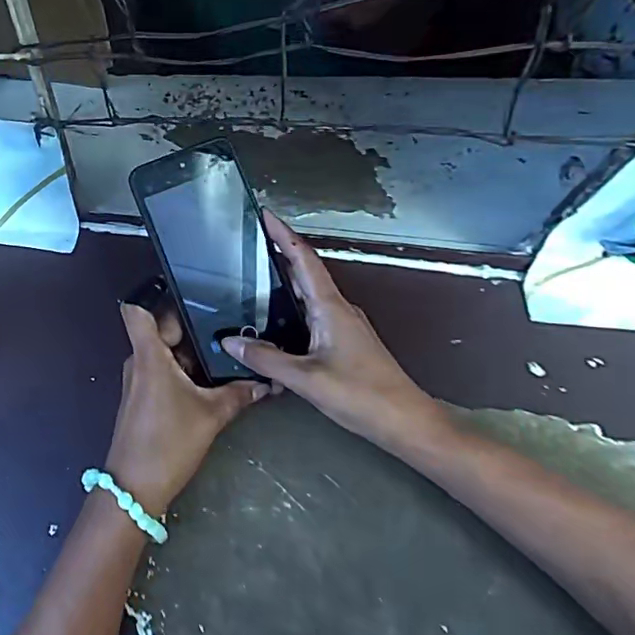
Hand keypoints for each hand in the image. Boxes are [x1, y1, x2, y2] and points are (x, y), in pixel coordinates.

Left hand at [105, 302, 266, 513]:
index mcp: (149, 355)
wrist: (136, 488)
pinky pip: (164, 370)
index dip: (154, 293)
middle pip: (160, 329)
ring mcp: (140, 380)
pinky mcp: (145, 397)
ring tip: (228, 342)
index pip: (137, 310)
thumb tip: (267, 382)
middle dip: (191, 323)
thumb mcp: (211, 415)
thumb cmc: (168, 443)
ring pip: (165, 351)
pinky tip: (214, 374)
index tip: (186, 289)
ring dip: (191, 349)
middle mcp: (140, 361)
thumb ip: (239, 394)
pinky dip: (185, 368)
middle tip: (227, 316)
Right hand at [222, 213, 441, 446]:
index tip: (264, 214)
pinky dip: (293, 309)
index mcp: (330, 307)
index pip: (303, 259)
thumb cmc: (360, 394)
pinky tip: (277, 324)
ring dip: (286, 282)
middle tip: (251, 243)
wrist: (404, 420)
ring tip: (256, 278)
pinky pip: (314, 314)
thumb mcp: (304, 378)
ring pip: (310, 295)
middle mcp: (339, 309)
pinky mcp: (345, 341)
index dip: (283, 234)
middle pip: (306, 272)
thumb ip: (265, 359)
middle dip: (280, 253)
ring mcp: (344, 325)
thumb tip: (231, 341)